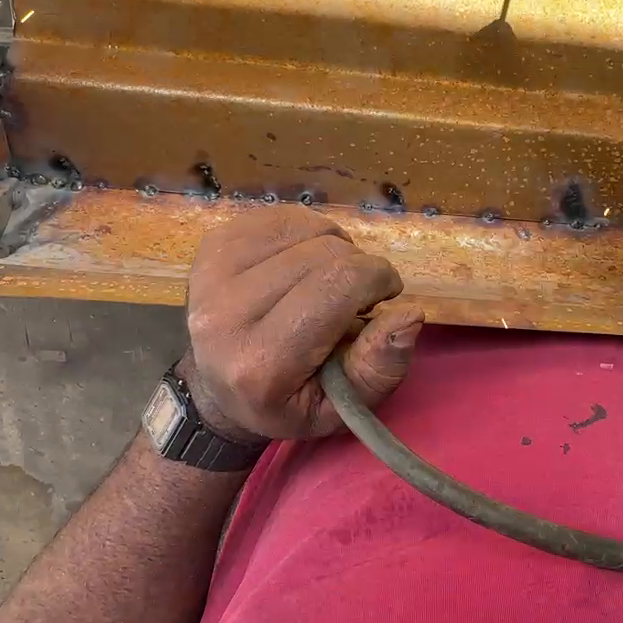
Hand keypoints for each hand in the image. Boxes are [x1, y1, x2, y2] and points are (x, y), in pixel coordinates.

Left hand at [178, 206, 423, 441]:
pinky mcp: (212, 246)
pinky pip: (281, 216)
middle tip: (359, 293)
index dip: (378, 277)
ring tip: (330, 278)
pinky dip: (307, 231)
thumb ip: (380, 366)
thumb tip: (410, 315)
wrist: (218, 388)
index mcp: (260, 362)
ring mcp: (212, 274)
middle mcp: (226, 314)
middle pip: (326, 251)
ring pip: (306, 227)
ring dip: (334, 245)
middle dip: (359, 265)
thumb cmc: (288, 401)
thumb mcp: (341, 406)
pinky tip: (304, 260)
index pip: (338, 285)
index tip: (386, 293)